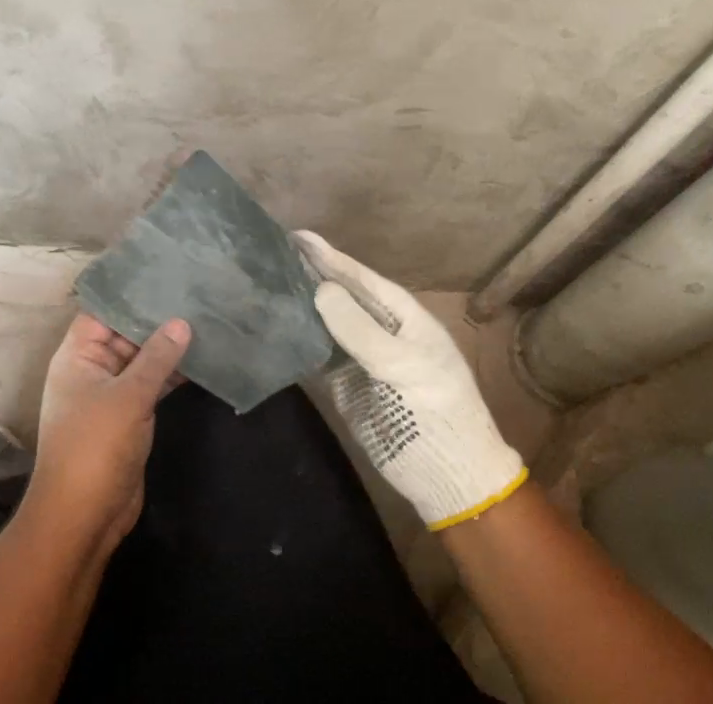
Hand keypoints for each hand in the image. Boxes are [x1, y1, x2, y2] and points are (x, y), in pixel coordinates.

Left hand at [26, 313, 190, 551]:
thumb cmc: (95, 446)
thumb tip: (181, 322)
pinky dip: (171, 375)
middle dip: (156, 317)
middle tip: (196, 292)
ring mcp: (110, 395)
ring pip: (141, 360)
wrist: (84, 515)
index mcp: (77, 356)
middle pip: (124, 333)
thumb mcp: (128, 396)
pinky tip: (202, 360)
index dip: (130, 293)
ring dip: (168, 347)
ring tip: (206, 318)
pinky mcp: (128, 417)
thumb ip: (157, 358)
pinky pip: (150, 385)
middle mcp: (91, 369)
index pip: (102, 311)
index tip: (165, 272)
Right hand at [292, 231, 526, 529]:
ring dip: (299, 308)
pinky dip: (297, 344)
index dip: (330, 258)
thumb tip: (320, 289)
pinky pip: (318, 358)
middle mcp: (381, 332)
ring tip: (264, 283)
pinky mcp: (346, 388)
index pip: (361, 279)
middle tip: (271, 252)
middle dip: (311, 275)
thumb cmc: (436, 412)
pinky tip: (273, 329)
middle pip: (341, 298)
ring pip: (326, 326)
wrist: (448, 476)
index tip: (296, 235)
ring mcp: (362, 360)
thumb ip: (360, 329)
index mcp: (404, 318)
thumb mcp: (403, 366)